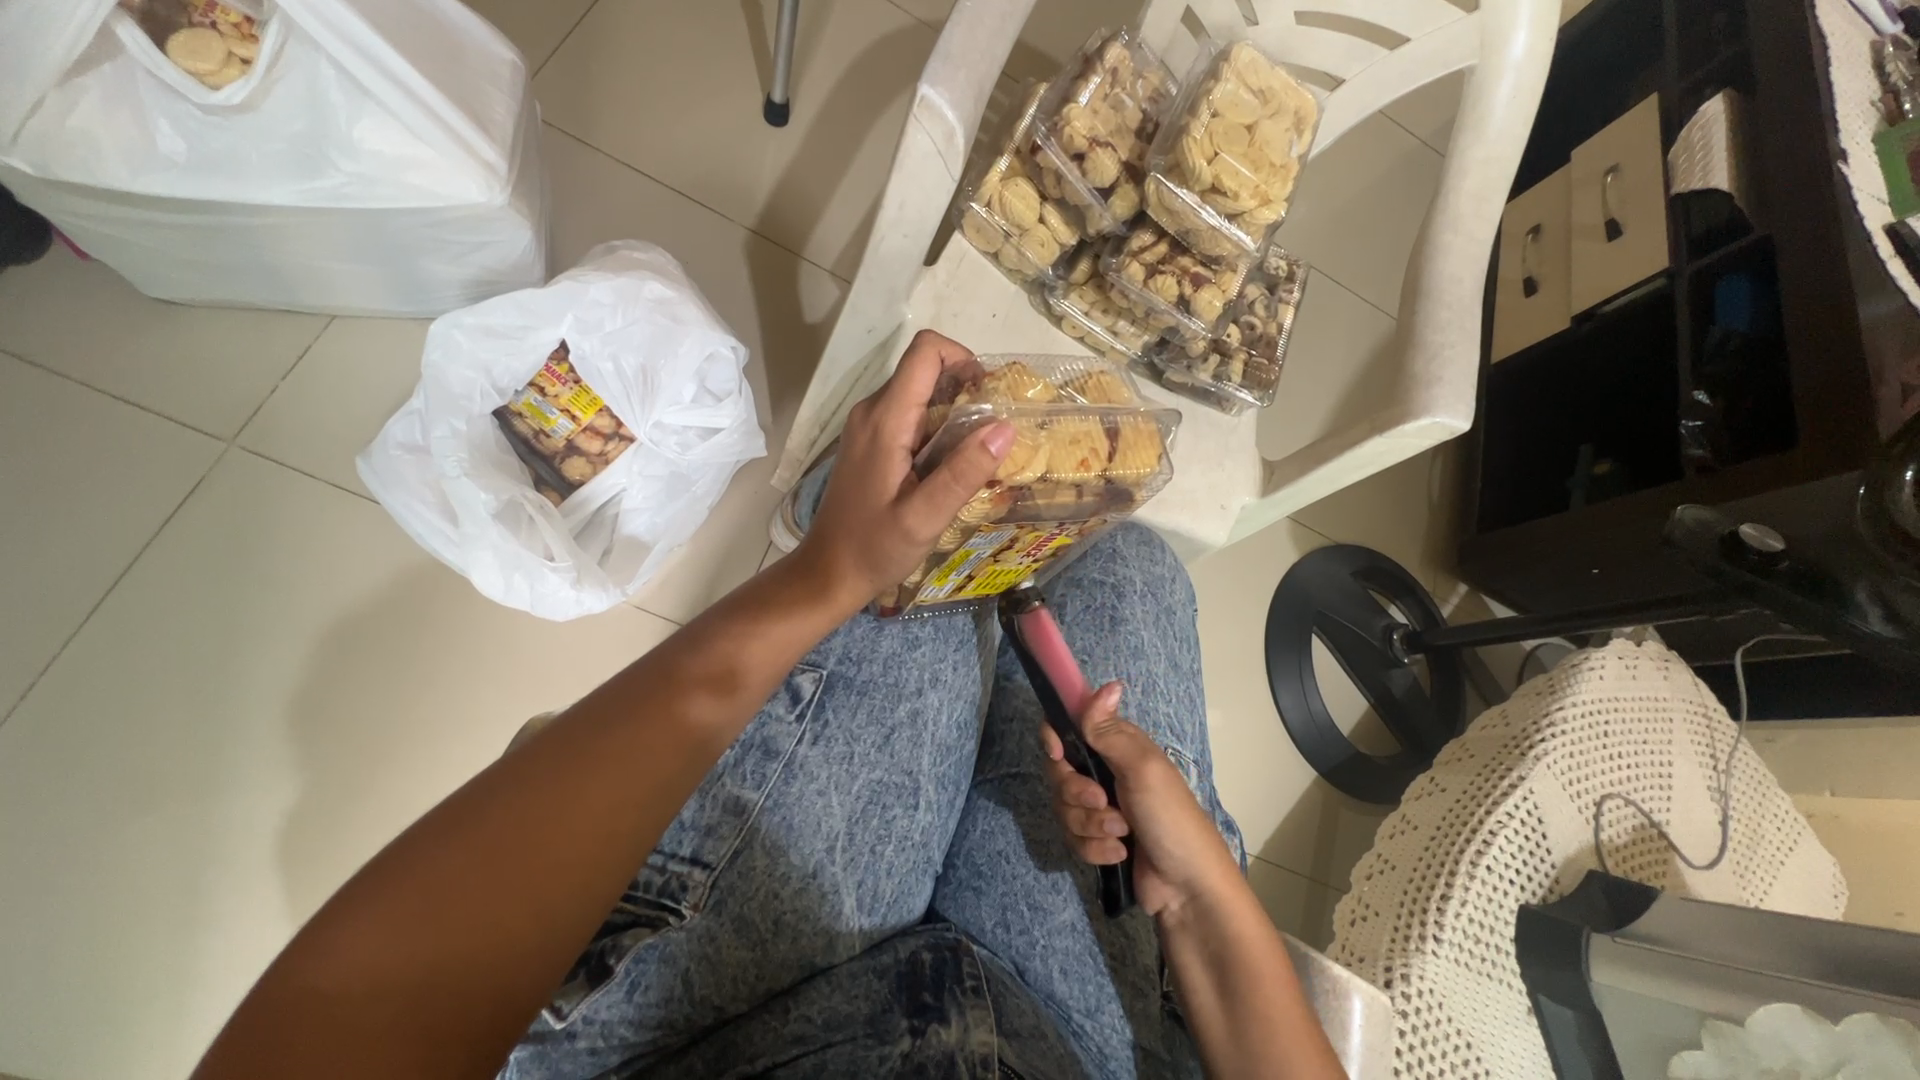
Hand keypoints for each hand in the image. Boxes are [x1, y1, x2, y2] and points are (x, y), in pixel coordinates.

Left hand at [796, 330, 1013, 607]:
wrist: (828, 573)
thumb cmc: (873, 549)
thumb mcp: (924, 518)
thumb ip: (963, 472)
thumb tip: (1006, 427)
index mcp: (885, 420)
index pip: (925, 351)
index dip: (964, 358)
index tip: (989, 398)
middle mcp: (873, 411)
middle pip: (926, 369)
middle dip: (967, 390)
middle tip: (991, 437)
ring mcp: (870, 426)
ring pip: (921, 393)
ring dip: (955, 412)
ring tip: (976, 457)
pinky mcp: (872, 442)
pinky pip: (912, 417)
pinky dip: (939, 430)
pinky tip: (949, 469)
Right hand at [1041, 682, 1243, 918]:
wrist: (1186, 887)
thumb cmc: (1170, 817)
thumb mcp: (1142, 768)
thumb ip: (1109, 730)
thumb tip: (1108, 682)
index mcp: (1117, 746)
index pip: (1068, 726)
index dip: (1055, 739)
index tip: (1058, 755)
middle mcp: (1105, 771)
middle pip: (1058, 772)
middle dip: (1076, 793)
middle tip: (1103, 802)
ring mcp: (1101, 808)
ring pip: (1063, 808)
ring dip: (1090, 825)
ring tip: (1122, 834)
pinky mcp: (1097, 839)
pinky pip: (1072, 837)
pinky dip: (1093, 848)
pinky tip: (1119, 854)